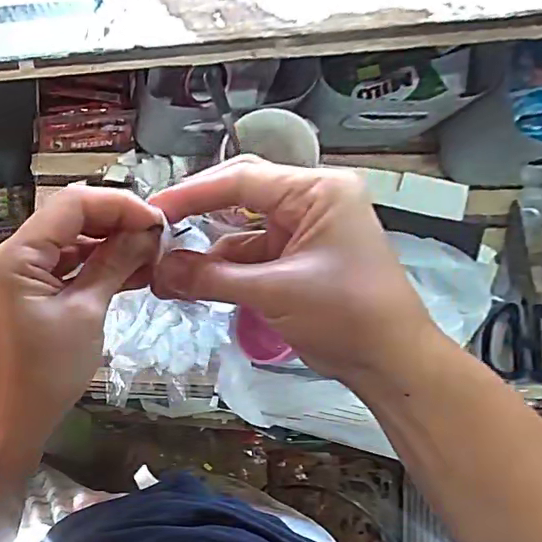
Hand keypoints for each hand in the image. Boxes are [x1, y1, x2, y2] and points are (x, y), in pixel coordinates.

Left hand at [0, 185, 163, 444]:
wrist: (21, 416)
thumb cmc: (51, 371)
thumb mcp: (87, 312)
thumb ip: (115, 263)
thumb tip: (149, 231)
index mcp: (14, 256)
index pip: (70, 205)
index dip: (117, 205)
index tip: (157, 219)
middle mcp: (8, 255)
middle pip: (68, 218)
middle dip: (115, 222)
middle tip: (158, 235)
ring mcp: (14, 272)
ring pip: (68, 240)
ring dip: (108, 243)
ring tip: (150, 252)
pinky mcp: (25, 289)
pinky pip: (62, 265)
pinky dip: (93, 265)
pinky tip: (129, 268)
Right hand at [147, 156, 440, 383]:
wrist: (389, 360)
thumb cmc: (346, 315)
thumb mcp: (275, 292)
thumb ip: (212, 278)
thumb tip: (158, 271)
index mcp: (318, 191)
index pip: (243, 181)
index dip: (192, 194)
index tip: (151, 211)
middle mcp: (310, 202)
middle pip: (239, 197)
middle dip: (197, 215)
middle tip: (155, 231)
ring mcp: (303, 233)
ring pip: (240, 233)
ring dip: (205, 253)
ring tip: (164, 270)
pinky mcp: (295, 262)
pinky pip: (249, 259)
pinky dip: (221, 272)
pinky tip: (190, 284)